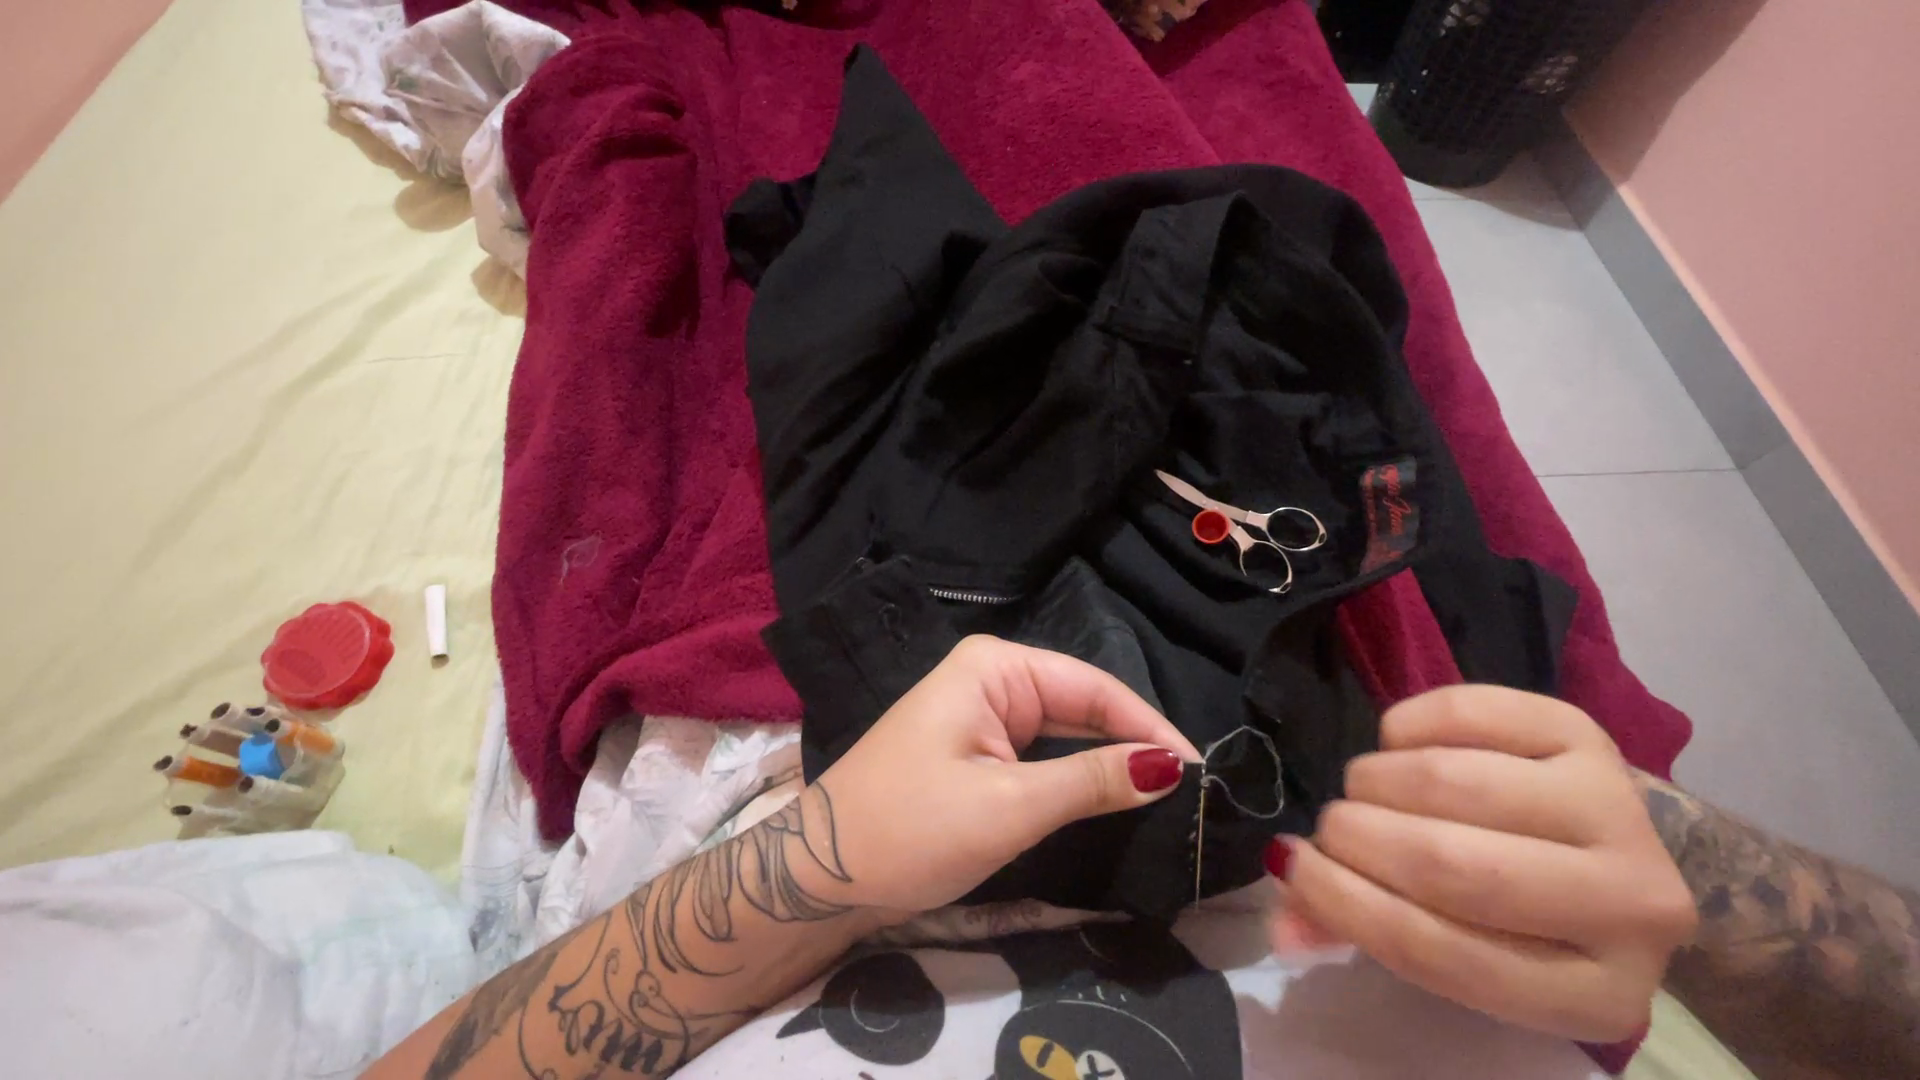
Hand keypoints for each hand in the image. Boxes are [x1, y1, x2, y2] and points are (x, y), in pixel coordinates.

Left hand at [810, 635, 1200, 920]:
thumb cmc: (911, 829)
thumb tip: (1171, 766)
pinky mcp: (973, 749)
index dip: (1151, 728)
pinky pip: (1039, 754)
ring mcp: (979, 714)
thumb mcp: (1009, 807)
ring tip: (1168, 797)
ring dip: (1108, 762)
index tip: (1204, 772)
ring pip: (1063, 732)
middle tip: (1195, 793)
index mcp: (995, 668)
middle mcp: (989, 678)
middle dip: (1134, 744)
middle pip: (1081, 705)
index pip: (1094, 688)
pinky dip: (1075, 777)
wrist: (821, 874)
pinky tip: (1111, 797)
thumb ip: (1091, 781)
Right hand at [1266, 685, 1695, 1041]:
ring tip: (1365, 789)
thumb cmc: (1510, 913)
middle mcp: (1628, 908)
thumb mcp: (1450, 944)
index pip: (1440, 953)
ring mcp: (1616, 810)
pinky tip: (1399, 744)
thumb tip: (1281, 927)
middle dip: (1356, 835)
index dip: (1344, 901)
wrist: (1604, 846)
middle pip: (1449, 864)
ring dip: (1376, 780)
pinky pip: (1469, 713)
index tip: (1290, 863)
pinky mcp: (1589, 735)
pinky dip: (1407, 723)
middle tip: (1331, 826)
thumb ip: (1359, 932)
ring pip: (1456, 783)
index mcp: (1591, 993)